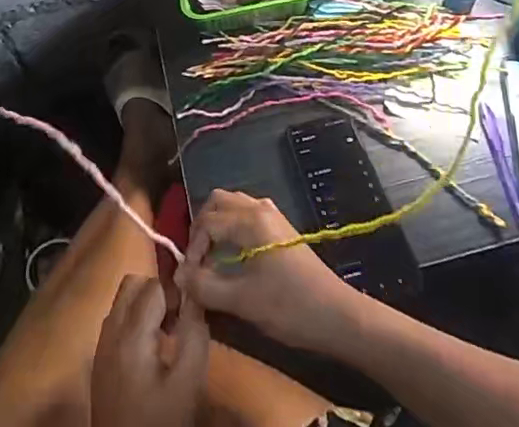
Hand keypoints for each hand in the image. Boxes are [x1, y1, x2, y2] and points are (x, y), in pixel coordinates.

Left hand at [91, 274, 208, 426]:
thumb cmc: (159, 421)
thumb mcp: (188, 383)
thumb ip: (195, 335)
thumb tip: (197, 299)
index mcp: (130, 332)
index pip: (154, 285)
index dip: (176, 290)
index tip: (192, 310)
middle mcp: (110, 331)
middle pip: (132, 285)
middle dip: (158, 291)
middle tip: (179, 318)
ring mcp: (101, 346)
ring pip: (122, 301)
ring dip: (145, 305)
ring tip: (168, 332)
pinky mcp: (99, 361)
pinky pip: (115, 322)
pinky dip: (133, 321)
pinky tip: (151, 349)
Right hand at [175, 189, 362, 353]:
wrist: (338, 316)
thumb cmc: (289, 306)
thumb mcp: (242, 300)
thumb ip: (204, 286)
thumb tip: (180, 276)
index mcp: (250, 219)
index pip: (206, 222)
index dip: (192, 249)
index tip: (189, 280)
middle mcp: (260, 208)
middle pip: (217, 202)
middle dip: (201, 228)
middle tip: (197, 260)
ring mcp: (273, 216)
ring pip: (233, 206)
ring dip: (216, 226)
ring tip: (211, 259)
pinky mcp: (280, 229)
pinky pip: (246, 215)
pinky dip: (232, 229)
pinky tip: (233, 257)